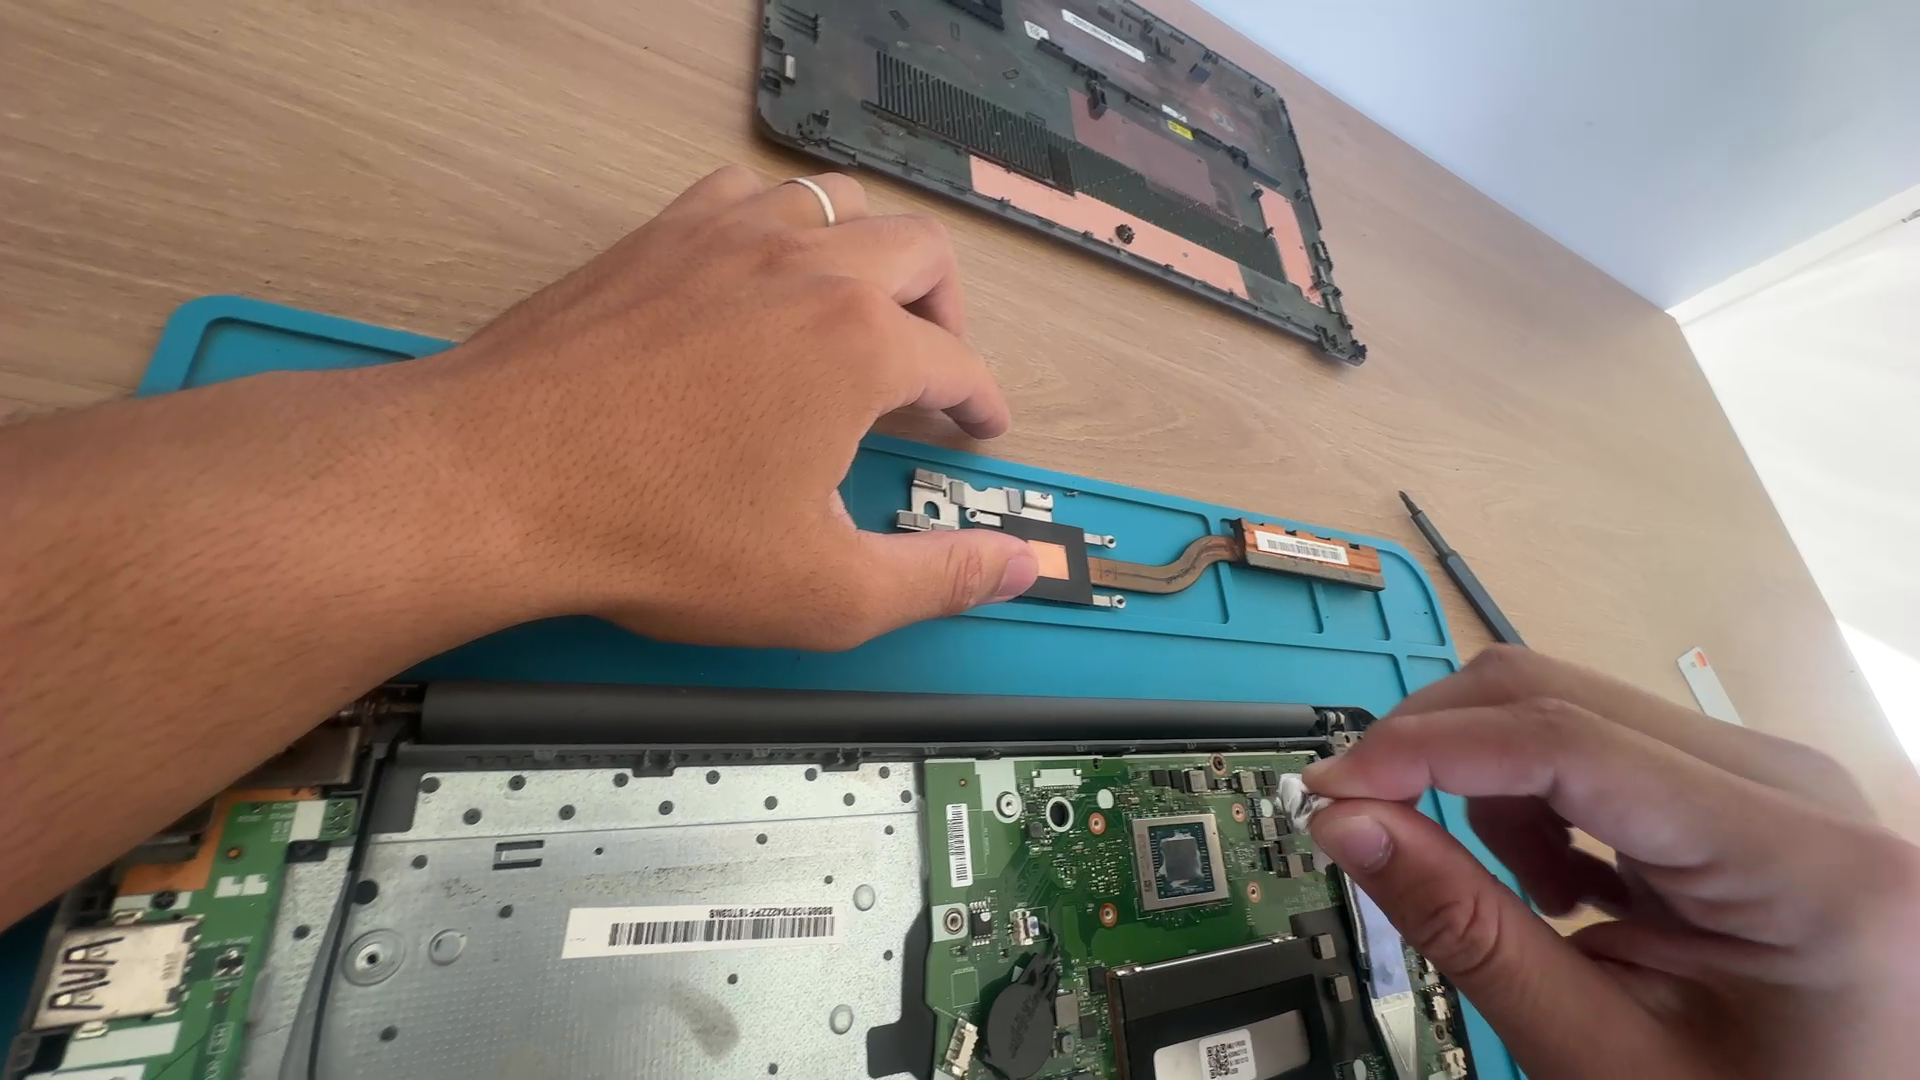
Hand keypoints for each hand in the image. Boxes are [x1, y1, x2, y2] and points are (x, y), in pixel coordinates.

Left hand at [411, 165, 1037, 647]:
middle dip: (949, 312)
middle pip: (922, 254)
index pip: (959, 364)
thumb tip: (1015, 566)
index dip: (983, 401)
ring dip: (875, 257)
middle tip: (940, 367)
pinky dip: (786, 231)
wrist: (492, 485)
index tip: (982, 424)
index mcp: (859, 347)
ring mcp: (727, 239)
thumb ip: (938, 577)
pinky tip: (769, 281)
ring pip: (841, 205)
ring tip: (868, 315)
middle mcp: (807, 269)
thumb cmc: (662, 538)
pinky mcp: (659, 238)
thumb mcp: (827, 591)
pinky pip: (750, 198)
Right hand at [1302, 645, 1919, 1078]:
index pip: (1565, 744)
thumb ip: (1461, 926)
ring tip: (1527, 893)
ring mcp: (1761, 766)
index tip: (1325, 791)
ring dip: (1482, 782)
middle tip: (1378, 826)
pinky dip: (1521, 792)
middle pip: (1546, 695)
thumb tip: (1336, 820)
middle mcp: (1790, 781)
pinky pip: (1575, 733)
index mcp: (1807, 867)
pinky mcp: (1726, 772)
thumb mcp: (1600, 1053)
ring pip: (1548, 704)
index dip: (1422, 749)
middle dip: (1432, 750)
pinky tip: (1568, 879)